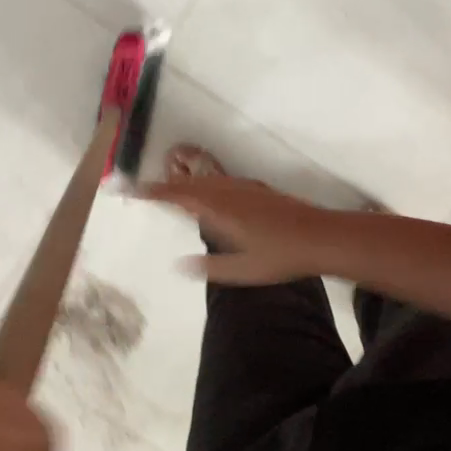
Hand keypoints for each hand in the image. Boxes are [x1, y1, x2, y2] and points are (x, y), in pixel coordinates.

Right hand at [141, 178, 349, 284]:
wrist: (322, 237)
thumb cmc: (280, 257)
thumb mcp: (242, 270)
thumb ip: (210, 267)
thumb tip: (179, 264)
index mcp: (219, 209)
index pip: (177, 196)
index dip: (151, 192)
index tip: (128, 190)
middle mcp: (230, 193)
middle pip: (190, 183)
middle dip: (164, 185)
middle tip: (143, 190)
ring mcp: (247, 189)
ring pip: (208, 180)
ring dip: (186, 183)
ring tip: (170, 190)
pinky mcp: (260, 191)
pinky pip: (224, 182)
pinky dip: (207, 185)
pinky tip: (211, 195)